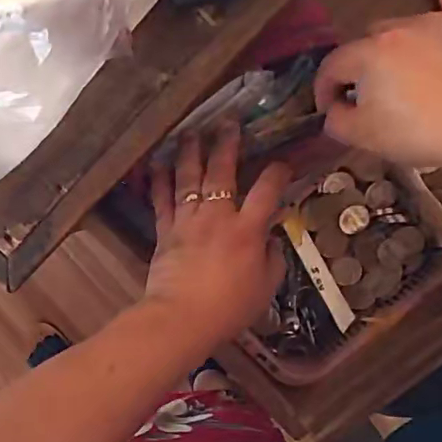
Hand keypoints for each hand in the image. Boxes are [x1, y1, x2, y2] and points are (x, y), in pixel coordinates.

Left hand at [144, 121, 290, 351]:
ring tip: (190, 133)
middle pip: (222, 172)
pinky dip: (159, 181)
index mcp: (247, 229)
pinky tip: (158, 164)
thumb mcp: (265, 287)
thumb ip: (273, 259)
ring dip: (190, 153)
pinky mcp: (164, 233)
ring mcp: (187, 222)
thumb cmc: (228, 308)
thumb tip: (273, 240)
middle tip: (227, 123)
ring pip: (188, 180)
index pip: (268, 190)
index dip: (278, 172)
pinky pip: (162, 201)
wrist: (182, 318)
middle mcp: (217, 217)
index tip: (283, 163)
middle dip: (227, 145)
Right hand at [313, 13, 441, 172]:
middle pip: (367, 42)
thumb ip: (337, 122)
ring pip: (405, 37)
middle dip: (360, 69)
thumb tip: (335, 112)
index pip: (331, 65)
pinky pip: (440, 40)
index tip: (329, 112)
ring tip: (409, 93)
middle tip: (368, 99)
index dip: (323, 90)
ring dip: (396, 60)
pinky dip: (432, 58)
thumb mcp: (365, 138)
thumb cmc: (424, 132)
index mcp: (370, 52)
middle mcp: (404, 27)